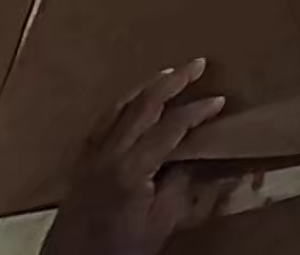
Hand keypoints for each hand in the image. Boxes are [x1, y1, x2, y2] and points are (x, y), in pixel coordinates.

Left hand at [39, 58, 228, 254]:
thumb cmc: (122, 252)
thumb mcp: (162, 223)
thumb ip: (180, 183)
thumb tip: (193, 154)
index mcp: (132, 168)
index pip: (172, 126)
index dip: (198, 110)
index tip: (220, 101)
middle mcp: (109, 155)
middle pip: (144, 105)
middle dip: (174, 80)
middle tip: (198, 63)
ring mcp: (90, 159)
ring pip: (119, 108)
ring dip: (147, 86)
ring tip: (168, 73)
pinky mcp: (79, 167)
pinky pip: (103, 123)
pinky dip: (122, 105)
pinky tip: (132, 103)